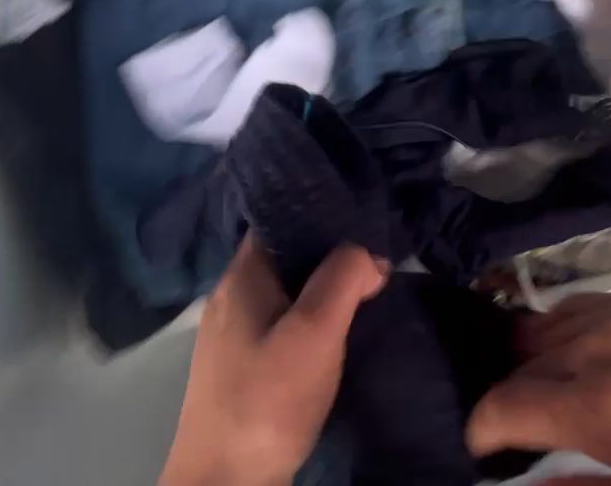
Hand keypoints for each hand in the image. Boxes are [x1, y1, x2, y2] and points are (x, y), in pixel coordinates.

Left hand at [161, 236, 387, 485]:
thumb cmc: (267, 399)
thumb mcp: (315, 331)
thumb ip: (344, 277)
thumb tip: (371, 253)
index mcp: (241, 276)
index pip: (281, 218)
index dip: (322, 211)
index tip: (364, 214)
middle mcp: (232, 295)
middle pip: (287, 253)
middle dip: (331, 251)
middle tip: (378, 253)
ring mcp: (234, 333)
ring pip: (287, 289)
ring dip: (325, 287)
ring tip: (368, 287)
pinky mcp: (241, 366)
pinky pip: (283, 320)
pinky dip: (312, 316)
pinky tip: (339, 330)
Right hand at [466, 293, 610, 485]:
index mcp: (594, 403)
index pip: (502, 404)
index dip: (481, 431)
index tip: (483, 453)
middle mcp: (597, 344)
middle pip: (520, 360)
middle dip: (508, 395)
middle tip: (517, 435)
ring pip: (546, 324)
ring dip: (534, 358)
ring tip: (546, 395)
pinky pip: (582, 306)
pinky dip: (565, 331)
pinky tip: (583, 356)